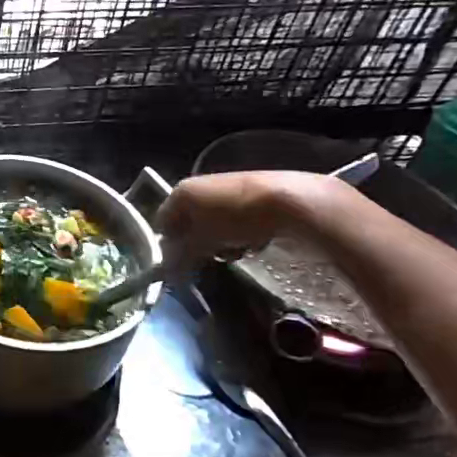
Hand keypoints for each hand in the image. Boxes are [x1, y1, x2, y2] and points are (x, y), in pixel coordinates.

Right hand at [154, 170, 349, 263]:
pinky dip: (239, 230)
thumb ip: (182, 254)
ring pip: (212, 219)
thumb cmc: (238, 219)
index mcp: (180, 192)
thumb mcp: (205, 241)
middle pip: (188, 219)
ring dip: (220, 238)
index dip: (170, 244)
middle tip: (211, 258)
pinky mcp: (251, 190)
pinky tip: (255, 241)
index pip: (163, 221)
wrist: (292, 201)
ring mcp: (225, 186)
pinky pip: (235, 215)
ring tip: (236, 252)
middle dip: (198, 242)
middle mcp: (198, 185)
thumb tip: (169, 270)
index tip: (182, 263)